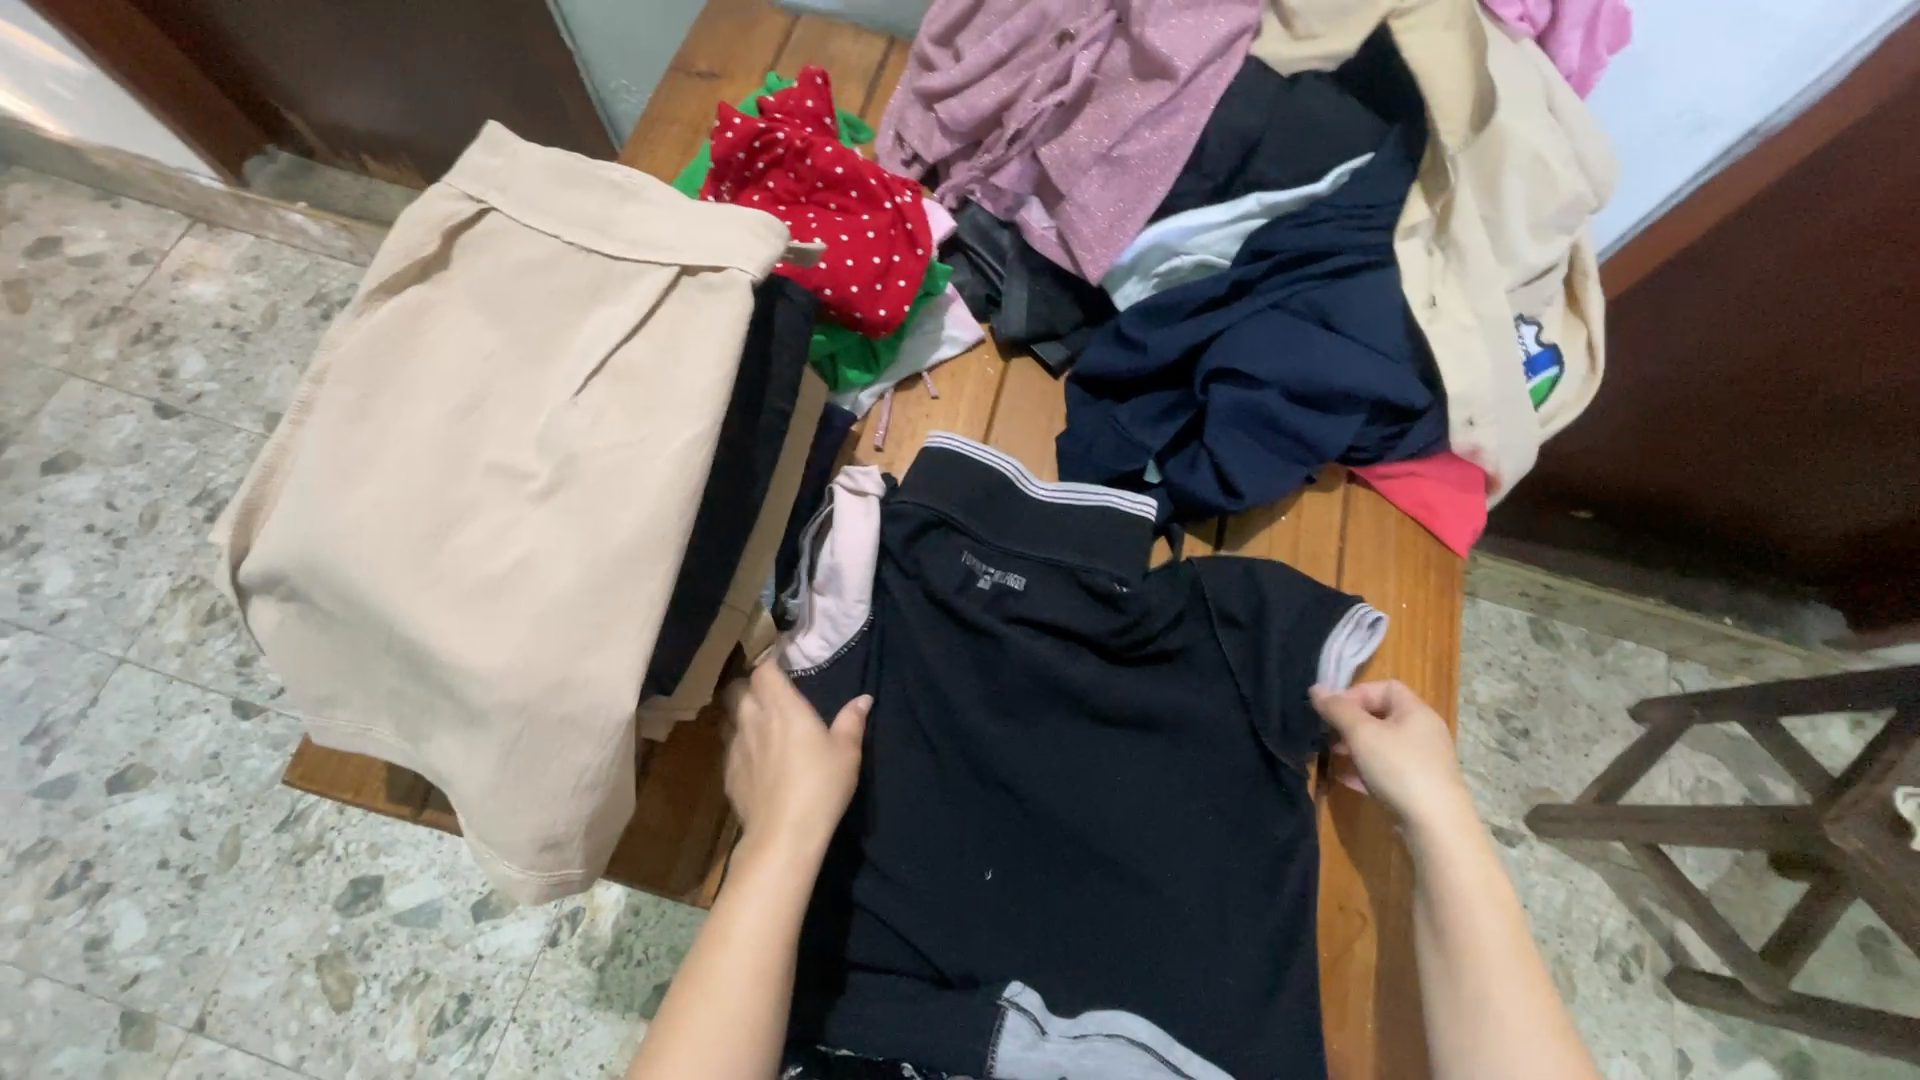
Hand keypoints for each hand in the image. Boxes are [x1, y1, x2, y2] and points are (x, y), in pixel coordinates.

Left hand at [721, 662, 870, 854]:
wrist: (783, 835)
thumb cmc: (820, 786)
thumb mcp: (847, 752)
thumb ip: (851, 721)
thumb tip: (863, 699)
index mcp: (783, 707)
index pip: (764, 670)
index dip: (770, 662)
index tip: (781, 662)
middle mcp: (753, 720)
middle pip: (738, 689)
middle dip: (750, 686)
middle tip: (769, 694)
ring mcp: (736, 748)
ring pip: (730, 718)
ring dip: (742, 715)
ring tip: (760, 724)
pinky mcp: (729, 774)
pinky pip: (730, 748)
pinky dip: (741, 746)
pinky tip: (756, 760)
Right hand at [1310, 680, 1473, 831]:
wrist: (1436, 825)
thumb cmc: (1399, 768)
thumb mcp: (1361, 734)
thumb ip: (1337, 709)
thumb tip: (1315, 688)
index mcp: (1415, 712)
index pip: (1384, 687)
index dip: (1355, 693)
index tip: (1332, 711)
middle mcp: (1423, 732)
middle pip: (1381, 716)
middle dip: (1350, 723)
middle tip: (1327, 735)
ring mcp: (1422, 761)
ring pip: (1381, 744)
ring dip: (1353, 747)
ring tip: (1332, 757)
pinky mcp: (1418, 786)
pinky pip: (1386, 769)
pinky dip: (1364, 770)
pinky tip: (1345, 779)